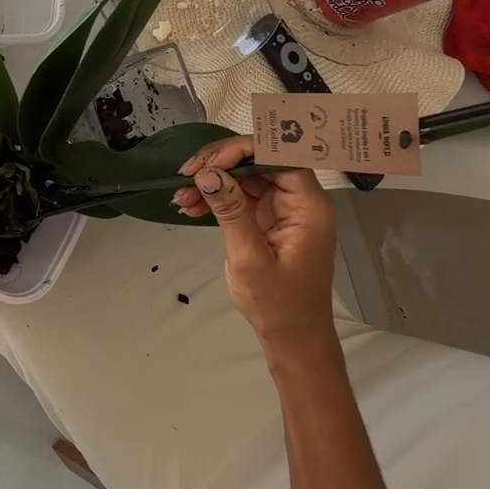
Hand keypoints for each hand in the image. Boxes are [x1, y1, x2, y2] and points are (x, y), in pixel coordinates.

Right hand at [173, 137, 336, 348]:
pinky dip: (216, 198)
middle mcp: (300, 201)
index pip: (280, 156)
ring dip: (213, 181)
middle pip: (260, 161)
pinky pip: (241, 197)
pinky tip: (190, 206)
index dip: (243, 151)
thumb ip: (231, 212)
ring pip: (246, 177)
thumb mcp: (249, 258)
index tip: (208, 165)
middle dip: (220, 164)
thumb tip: (207, 174)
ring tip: (180, 195)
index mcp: (309, 206)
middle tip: (185, 175)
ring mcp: (284, 210)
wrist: (291, 336)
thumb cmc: (278, 303)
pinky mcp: (268, 220)